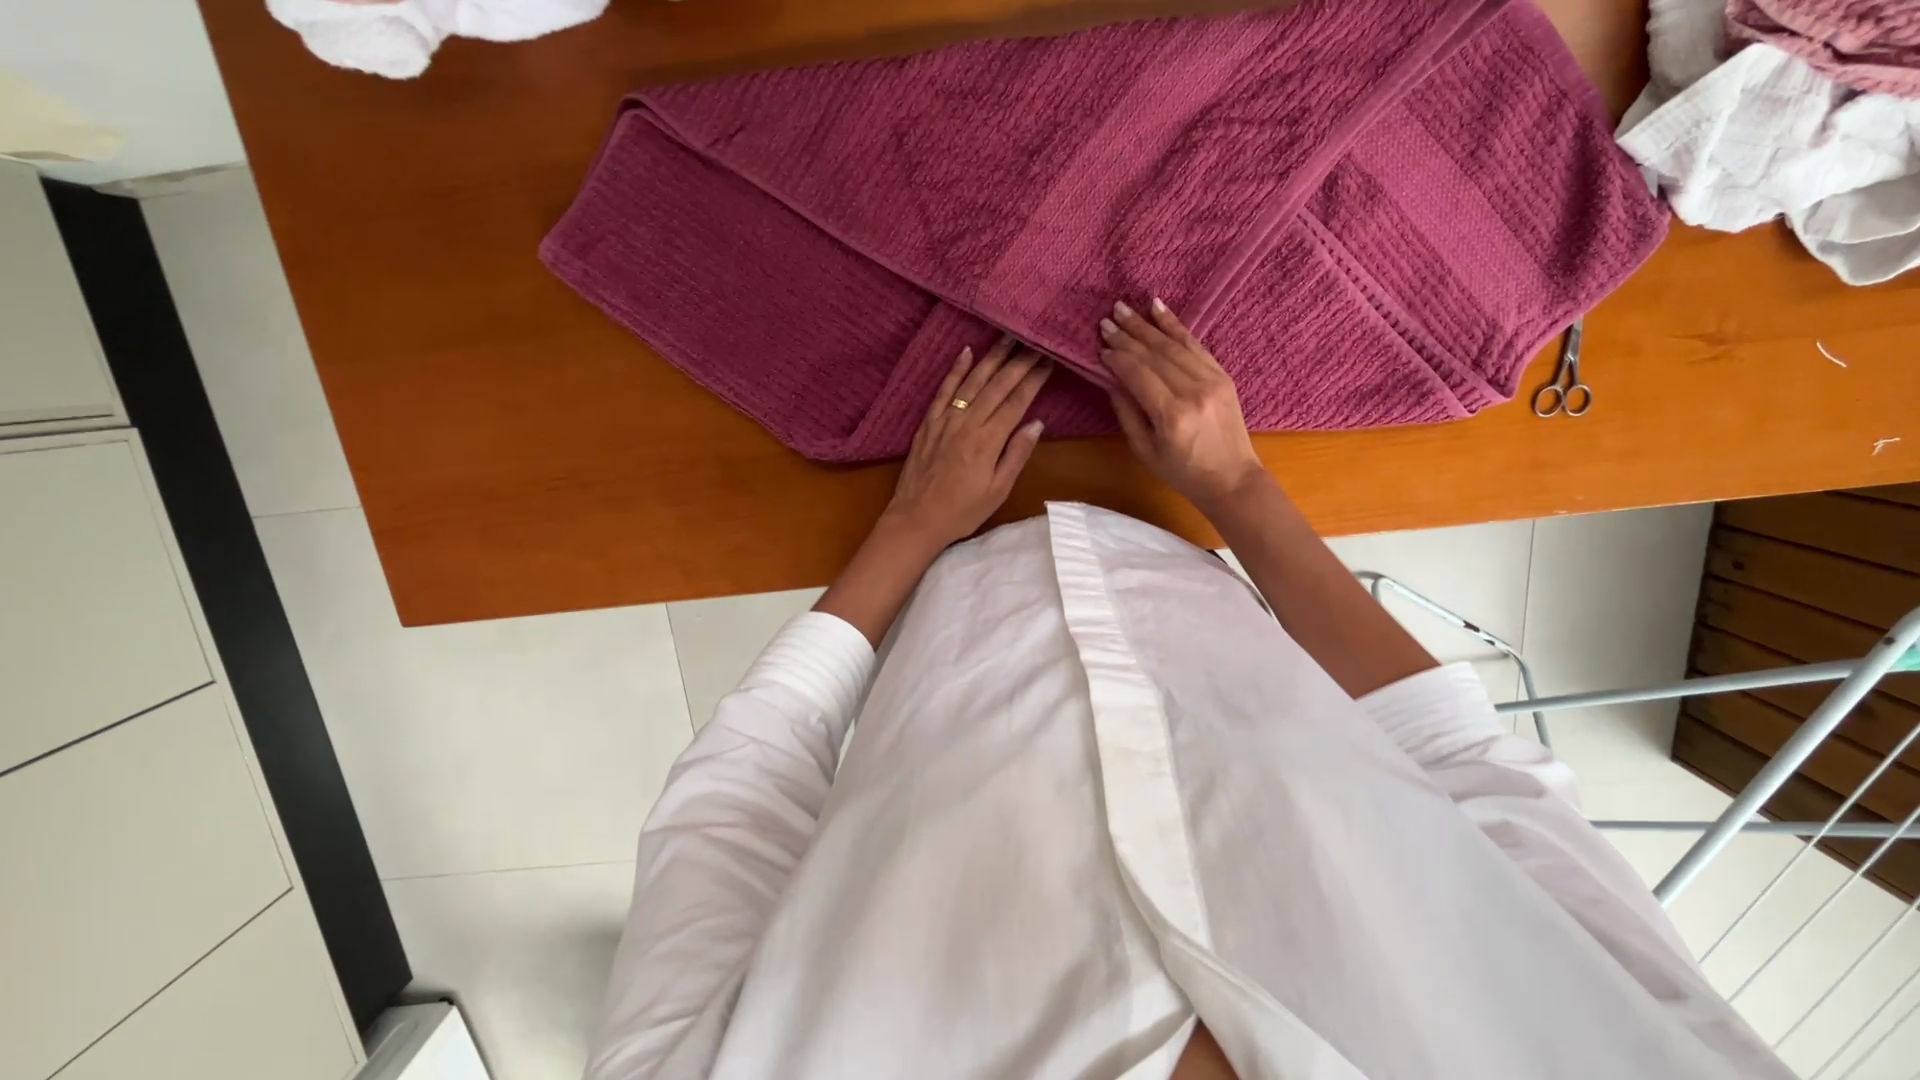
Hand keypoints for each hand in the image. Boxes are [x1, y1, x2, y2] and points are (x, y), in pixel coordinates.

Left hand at [882, 336, 1052, 547]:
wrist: (916, 518)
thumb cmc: (962, 511)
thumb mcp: (998, 490)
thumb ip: (1017, 454)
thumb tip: (1036, 423)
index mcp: (988, 441)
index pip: (1016, 402)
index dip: (1034, 379)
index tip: (1048, 361)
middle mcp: (967, 423)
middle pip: (997, 385)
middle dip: (1019, 362)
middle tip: (1034, 341)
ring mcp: (945, 420)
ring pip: (972, 381)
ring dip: (991, 357)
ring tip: (1008, 338)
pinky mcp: (928, 423)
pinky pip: (944, 390)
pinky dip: (955, 369)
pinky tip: (966, 351)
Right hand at [1100, 298, 1266, 508]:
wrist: (1232, 479)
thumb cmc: (1183, 473)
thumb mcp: (1145, 451)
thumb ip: (1127, 413)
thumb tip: (1112, 380)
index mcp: (1172, 416)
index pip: (1139, 375)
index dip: (1117, 359)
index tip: (1100, 347)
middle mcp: (1193, 392)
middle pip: (1155, 355)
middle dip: (1127, 336)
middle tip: (1106, 321)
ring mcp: (1212, 381)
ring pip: (1174, 345)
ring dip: (1146, 325)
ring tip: (1123, 309)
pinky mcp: (1223, 376)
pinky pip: (1196, 344)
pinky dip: (1175, 325)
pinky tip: (1158, 308)